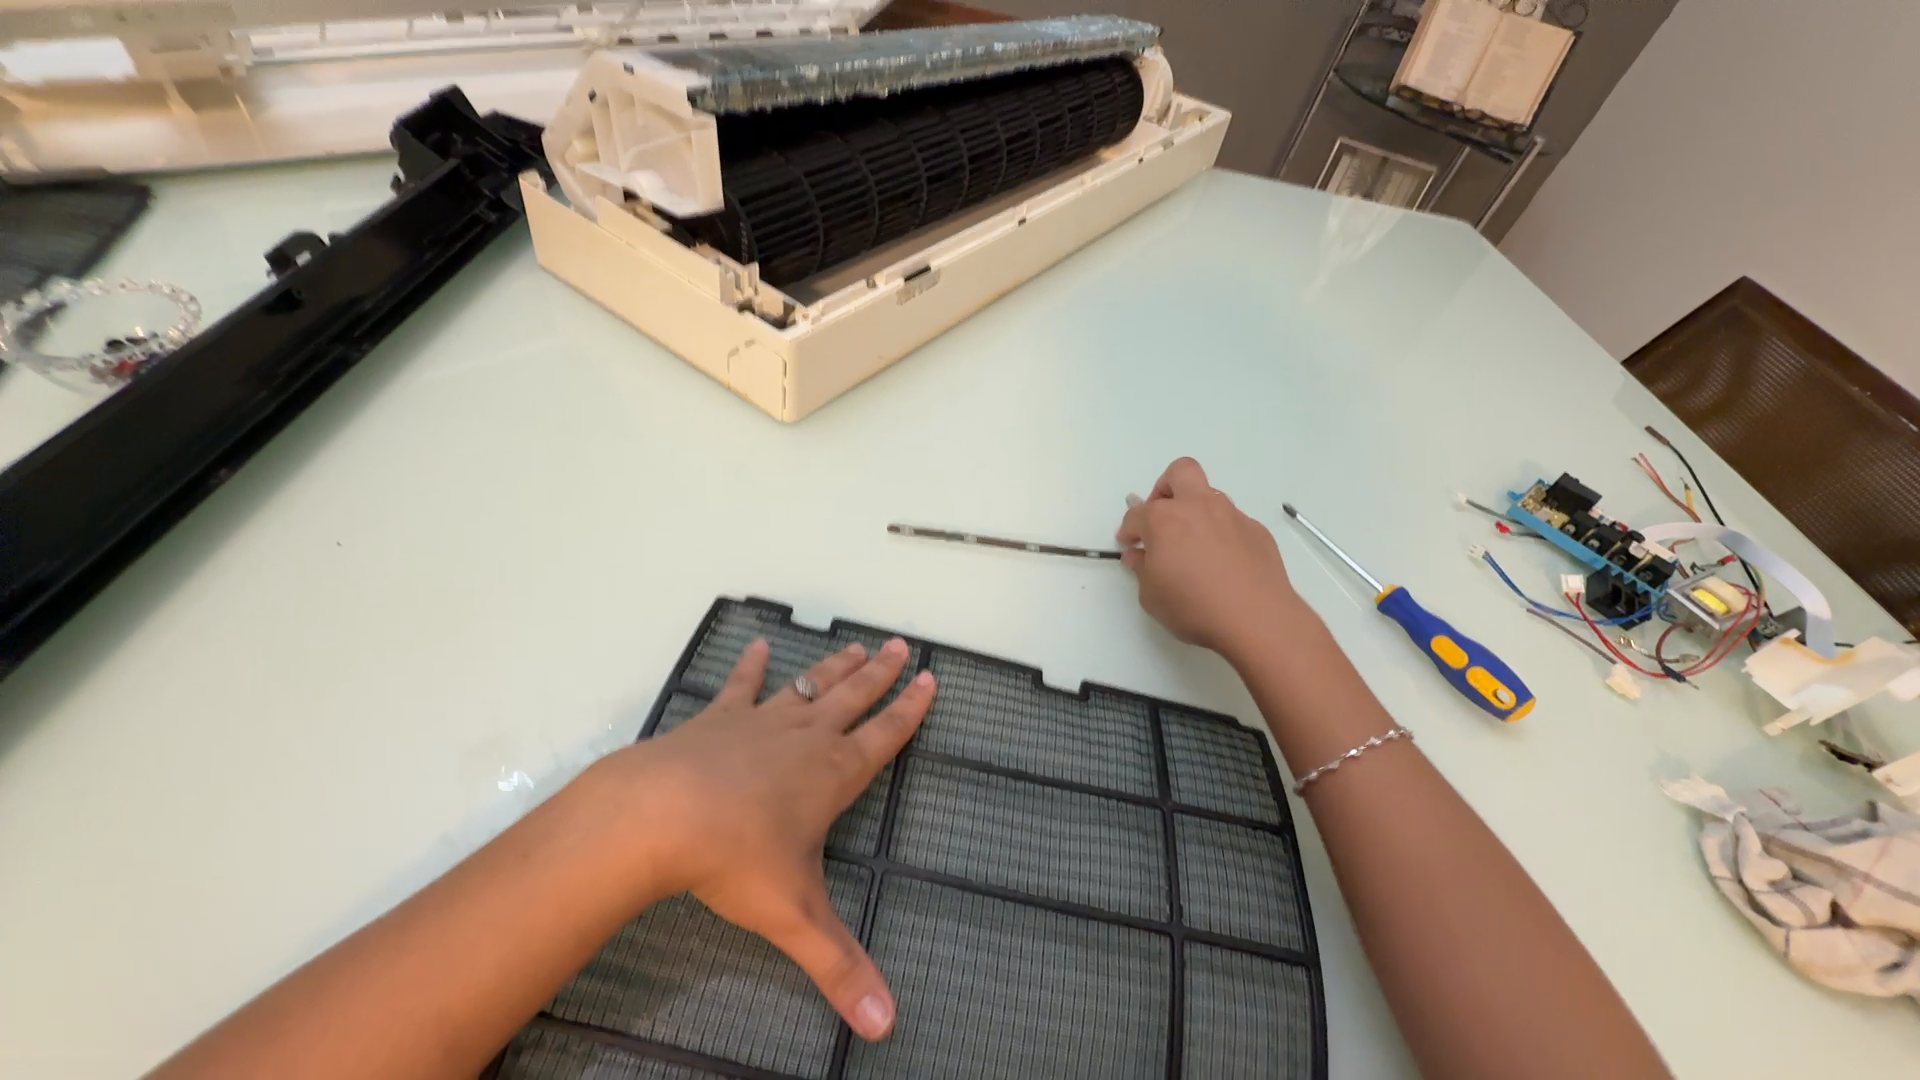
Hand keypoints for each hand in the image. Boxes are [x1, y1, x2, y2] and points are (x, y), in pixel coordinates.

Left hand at [599, 637, 933, 1040]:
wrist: (658, 816)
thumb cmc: (735, 860)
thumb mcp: (795, 918)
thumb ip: (840, 969)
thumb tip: (887, 1028)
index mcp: (832, 774)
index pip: (885, 737)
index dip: (910, 711)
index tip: (931, 681)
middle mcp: (805, 739)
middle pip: (854, 698)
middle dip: (881, 675)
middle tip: (903, 646)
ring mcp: (760, 723)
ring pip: (809, 686)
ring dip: (835, 667)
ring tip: (857, 645)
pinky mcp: (717, 719)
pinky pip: (741, 686)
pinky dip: (751, 666)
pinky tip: (756, 645)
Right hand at [1116, 457, 1304, 655]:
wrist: (1256, 618)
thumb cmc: (1194, 606)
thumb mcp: (1151, 596)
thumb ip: (1141, 569)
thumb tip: (1139, 555)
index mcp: (1164, 519)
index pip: (1137, 514)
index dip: (1129, 529)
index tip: (1129, 544)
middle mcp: (1198, 507)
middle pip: (1180, 473)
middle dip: (1164, 488)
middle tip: (1162, 517)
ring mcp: (1231, 515)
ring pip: (1209, 496)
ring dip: (1196, 511)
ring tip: (1194, 546)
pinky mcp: (1256, 530)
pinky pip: (1232, 522)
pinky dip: (1221, 534)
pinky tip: (1223, 562)